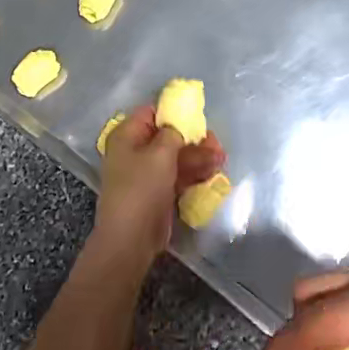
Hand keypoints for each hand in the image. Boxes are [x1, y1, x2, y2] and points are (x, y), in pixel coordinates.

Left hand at [90, 105, 224, 258]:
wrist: (131, 237)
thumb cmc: (142, 187)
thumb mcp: (160, 153)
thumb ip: (173, 133)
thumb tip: (178, 124)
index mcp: (127, 136)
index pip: (150, 113)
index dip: (173, 112)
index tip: (197, 116)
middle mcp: (134, 152)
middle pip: (167, 137)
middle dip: (193, 138)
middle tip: (216, 142)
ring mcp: (146, 174)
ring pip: (175, 158)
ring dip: (198, 156)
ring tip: (221, 158)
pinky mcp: (158, 192)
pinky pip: (178, 176)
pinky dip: (194, 173)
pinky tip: (214, 172)